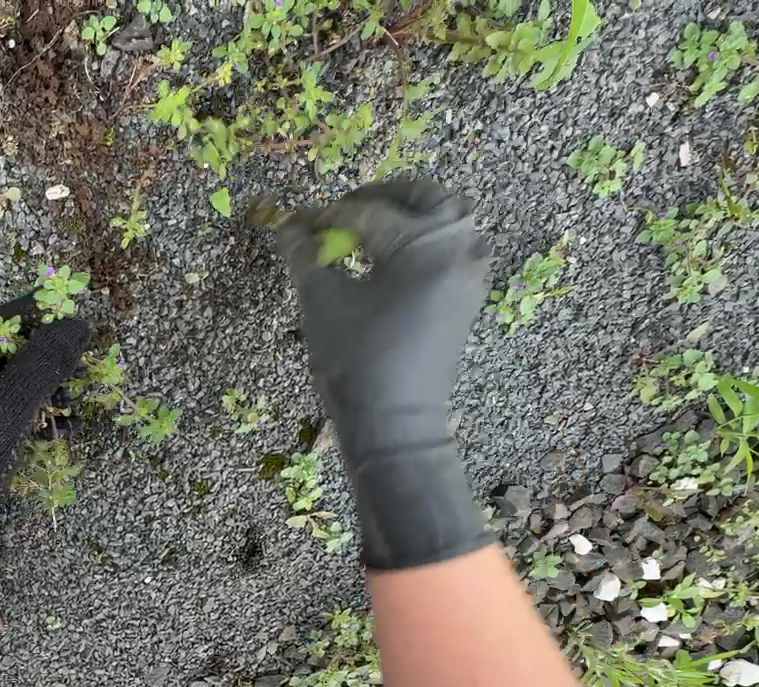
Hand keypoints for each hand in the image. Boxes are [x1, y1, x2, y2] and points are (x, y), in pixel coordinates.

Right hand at [268, 177, 492, 569]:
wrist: (392, 420)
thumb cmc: (353, 361)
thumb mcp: (320, 303)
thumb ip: (304, 257)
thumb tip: (286, 227)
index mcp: (424, 243)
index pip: (366, 213)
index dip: (326, 214)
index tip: (296, 219)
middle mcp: (459, 243)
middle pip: (422, 195)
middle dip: (378, 196)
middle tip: (339, 211)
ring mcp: (472, 267)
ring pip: (445, 216)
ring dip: (407, 212)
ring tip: (366, 229)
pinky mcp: (469, 291)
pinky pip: (451, 244)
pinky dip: (422, 238)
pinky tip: (388, 256)